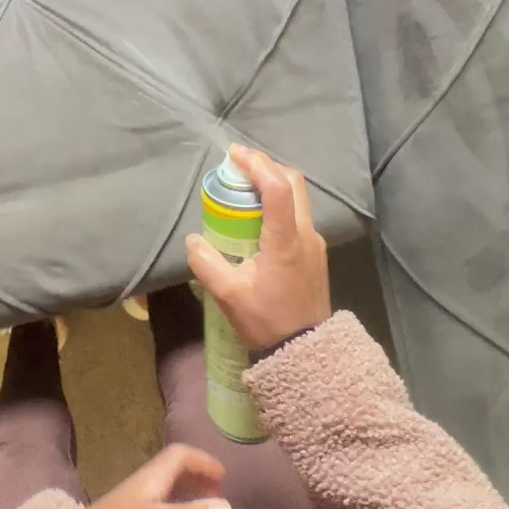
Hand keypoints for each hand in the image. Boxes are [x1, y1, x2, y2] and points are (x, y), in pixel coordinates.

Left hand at [88, 444, 231, 508]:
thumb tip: (227, 506)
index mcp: (149, 478)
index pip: (178, 454)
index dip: (202, 460)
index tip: (225, 476)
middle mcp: (141, 487)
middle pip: (172, 472)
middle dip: (197, 479)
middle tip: (218, 495)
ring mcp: (132, 506)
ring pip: (166, 493)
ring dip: (188, 499)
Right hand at [185, 145, 331, 351]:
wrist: (308, 354)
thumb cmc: (267, 321)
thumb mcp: (228, 295)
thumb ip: (206, 263)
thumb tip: (193, 238)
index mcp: (286, 240)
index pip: (277, 188)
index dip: (257, 164)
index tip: (234, 154)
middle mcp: (305, 234)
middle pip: (293, 182)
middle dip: (265, 166)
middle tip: (238, 166)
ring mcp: (314, 243)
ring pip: (298, 197)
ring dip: (272, 183)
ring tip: (243, 188)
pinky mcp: (315, 253)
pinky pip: (297, 214)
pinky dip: (277, 202)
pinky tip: (257, 217)